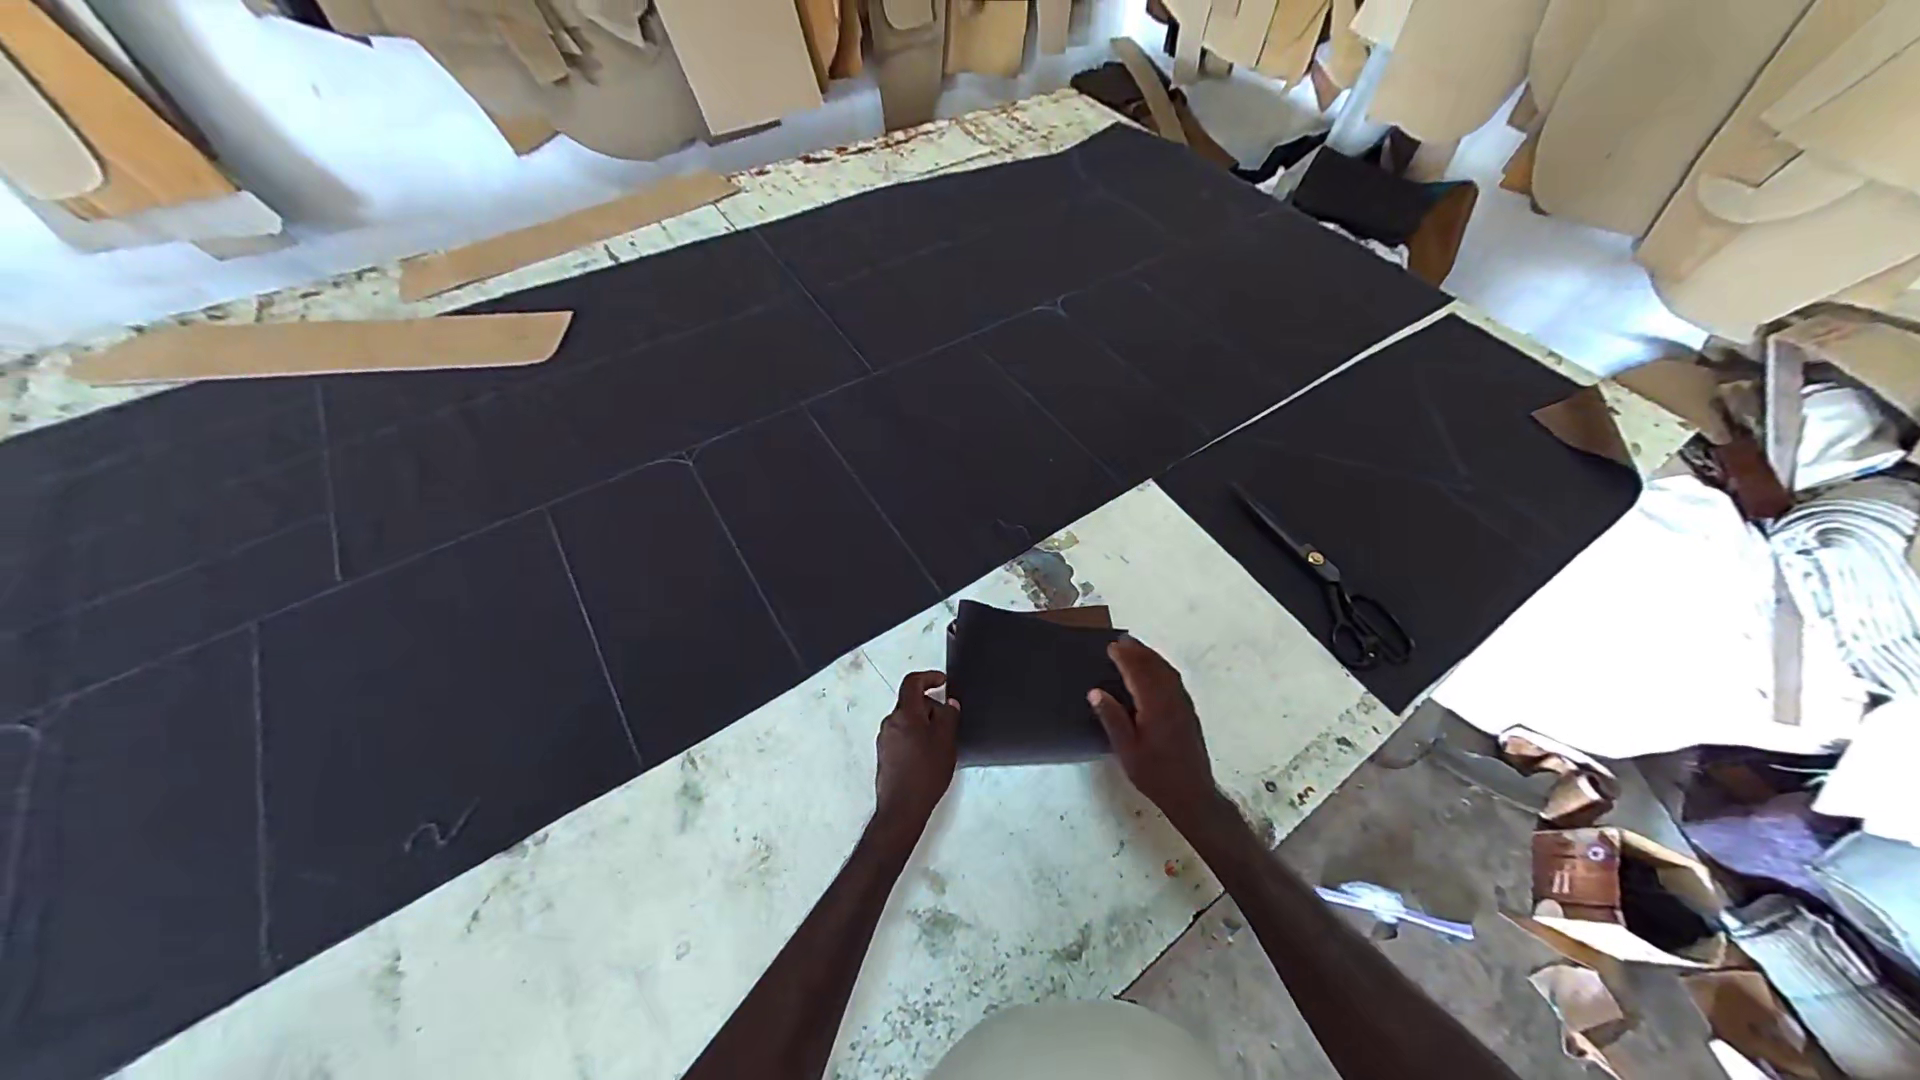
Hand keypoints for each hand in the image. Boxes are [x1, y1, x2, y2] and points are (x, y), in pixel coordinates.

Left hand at [874, 671, 959, 830]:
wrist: (903, 807)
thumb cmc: (924, 775)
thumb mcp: (946, 740)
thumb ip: (949, 716)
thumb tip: (949, 704)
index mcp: (905, 714)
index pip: (912, 682)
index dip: (929, 677)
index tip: (942, 681)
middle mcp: (890, 723)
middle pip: (911, 703)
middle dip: (931, 707)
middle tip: (947, 722)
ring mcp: (885, 739)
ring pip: (908, 720)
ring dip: (924, 724)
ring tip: (939, 745)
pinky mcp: (885, 754)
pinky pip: (903, 735)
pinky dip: (916, 737)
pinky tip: (928, 756)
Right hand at [1089, 638, 1222, 828]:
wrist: (1192, 794)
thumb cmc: (1155, 773)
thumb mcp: (1126, 749)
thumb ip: (1112, 718)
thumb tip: (1096, 692)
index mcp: (1155, 706)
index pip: (1138, 672)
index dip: (1125, 658)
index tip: (1111, 646)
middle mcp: (1172, 699)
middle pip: (1155, 667)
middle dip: (1139, 651)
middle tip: (1122, 640)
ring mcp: (1184, 705)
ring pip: (1167, 672)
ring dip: (1152, 657)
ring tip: (1136, 649)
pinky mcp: (1189, 712)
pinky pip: (1174, 680)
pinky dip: (1162, 668)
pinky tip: (1155, 671)